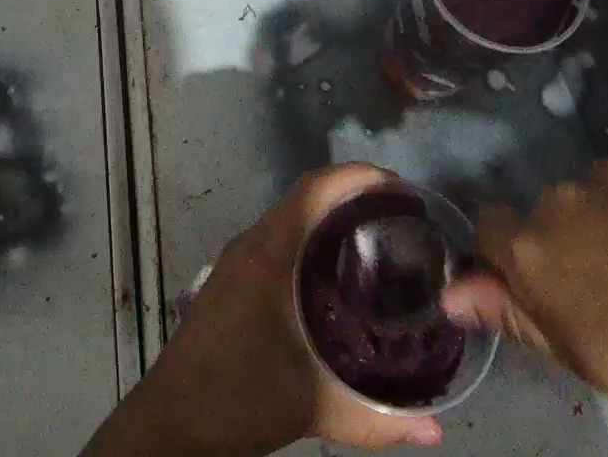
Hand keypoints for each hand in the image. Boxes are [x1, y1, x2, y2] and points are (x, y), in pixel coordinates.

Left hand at [87, 164, 443, 454]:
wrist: (171, 422)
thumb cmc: (238, 397)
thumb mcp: (313, 406)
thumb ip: (377, 419)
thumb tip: (436, 430)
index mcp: (268, 255)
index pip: (313, 190)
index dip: (356, 177)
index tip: (398, 187)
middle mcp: (250, 246)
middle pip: (305, 199)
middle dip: (352, 197)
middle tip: (400, 215)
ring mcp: (237, 262)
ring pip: (290, 221)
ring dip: (330, 219)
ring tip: (378, 238)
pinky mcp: (232, 280)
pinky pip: (279, 241)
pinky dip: (311, 241)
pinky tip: (337, 273)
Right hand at [440, 149, 607, 427]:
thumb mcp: (586, 357)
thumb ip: (513, 315)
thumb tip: (451, 293)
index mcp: (532, 247)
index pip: (488, 229)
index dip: (507, 255)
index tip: (541, 284)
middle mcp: (565, 196)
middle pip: (552, 212)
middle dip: (575, 241)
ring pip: (605, 193)